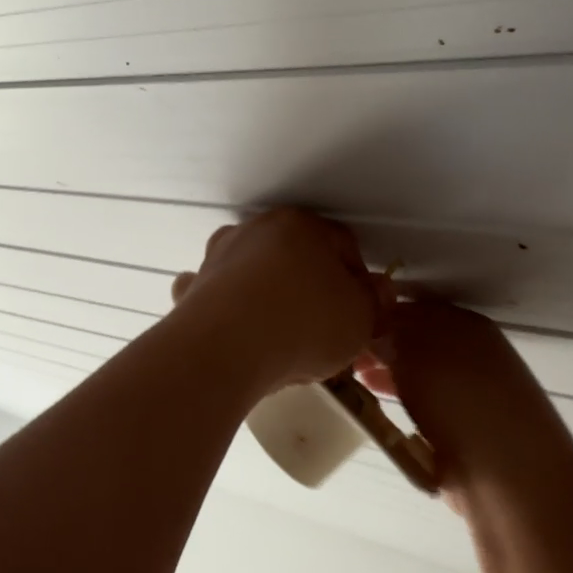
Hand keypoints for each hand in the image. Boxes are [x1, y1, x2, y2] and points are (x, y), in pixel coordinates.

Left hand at [168, 208, 381, 390]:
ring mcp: (220, 255)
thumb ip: (374, 301)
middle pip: (294, 253)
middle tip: (325, 326)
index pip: (343, 243)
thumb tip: (377, 289)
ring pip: (252, 268)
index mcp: (302, 225)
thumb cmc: (304, 323)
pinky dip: (224, 305)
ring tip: (281, 334)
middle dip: (311, 284)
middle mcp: (257, 229)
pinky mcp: (195, 286)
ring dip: (265, 290)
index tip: (363, 313)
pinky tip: (233, 329)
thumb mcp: (361, 318)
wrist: (226, 346)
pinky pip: (214, 291)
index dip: (359, 279)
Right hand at [356, 301, 572, 496]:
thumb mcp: (414, 353)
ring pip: (420, 373)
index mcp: (466, 324)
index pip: (411, 306)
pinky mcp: (470, 430)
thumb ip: (389, 333)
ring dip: (389, 375)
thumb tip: (372, 328)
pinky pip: (426, 406)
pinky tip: (379, 412)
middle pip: (416, 340)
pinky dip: (404, 404)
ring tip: (354, 383)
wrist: (512, 480)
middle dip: (380, 346)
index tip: (344, 325)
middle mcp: (474, 353)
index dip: (376, 313)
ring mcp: (475, 393)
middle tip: (344, 355)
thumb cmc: (460, 401)